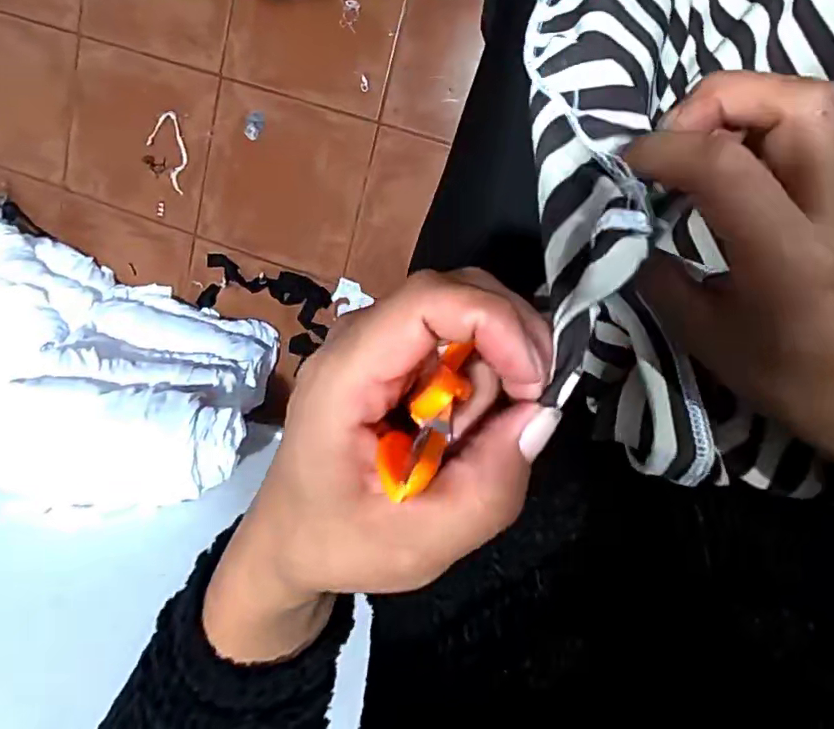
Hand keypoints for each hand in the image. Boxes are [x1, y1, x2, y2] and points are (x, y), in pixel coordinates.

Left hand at [202, 269, 558, 661]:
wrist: (292, 537)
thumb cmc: (340, 541)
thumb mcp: (420, 542)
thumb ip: (489, 487)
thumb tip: (542, 413)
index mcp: (347, 373)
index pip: (428, 300)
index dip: (494, 321)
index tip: (532, 380)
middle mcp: (362, 336)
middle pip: (457, 292)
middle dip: (510, 340)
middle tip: (531, 401)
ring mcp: (379, 336)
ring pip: (467, 312)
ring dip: (495, 368)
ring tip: (467, 436)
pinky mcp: (397, 349)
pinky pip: (460, 336)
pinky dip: (484, 373)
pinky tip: (462, 422)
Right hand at [625, 71, 833, 531]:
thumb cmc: (784, 372)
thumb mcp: (698, 332)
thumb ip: (653, 269)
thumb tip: (625, 216)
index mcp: (789, 257)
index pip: (724, 165)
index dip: (664, 149)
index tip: (628, 166)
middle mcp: (832, 205)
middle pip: (788, 103)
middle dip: (712, 103)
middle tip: (675, 142)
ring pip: (809, 94)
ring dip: (744, 99)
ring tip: (704, 137)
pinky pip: (819, 109)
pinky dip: (770, 106)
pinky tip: (742, 142)